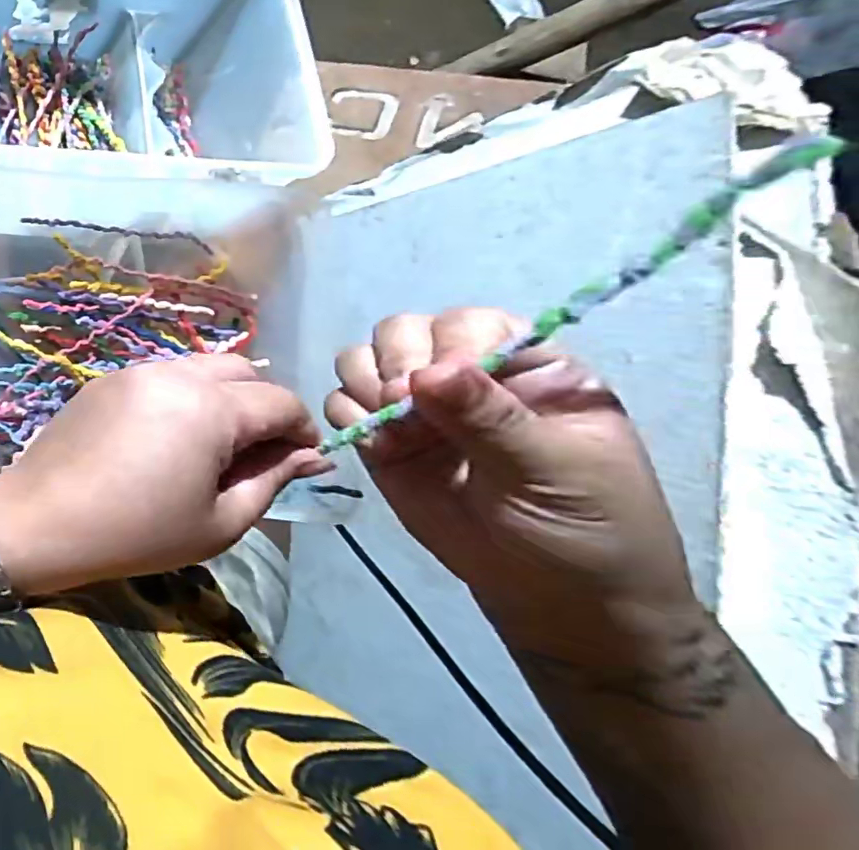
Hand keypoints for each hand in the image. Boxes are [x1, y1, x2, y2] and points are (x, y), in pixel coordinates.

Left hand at [0, 354, 330, 594]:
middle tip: (252, 454)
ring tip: (208, 447)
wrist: (41, 518)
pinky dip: (179, 395)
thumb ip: (271, 479)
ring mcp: (133, 371)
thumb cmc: (136, 531)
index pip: (280, 401)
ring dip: (219, 397)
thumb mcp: (219, 520)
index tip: (299, 461)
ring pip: (198, 368)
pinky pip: (159, 376)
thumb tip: (310, 455)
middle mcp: (172, 374)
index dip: (301, 430)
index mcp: (208, 406)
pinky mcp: (104, 380)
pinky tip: (164, 437)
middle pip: (242, 371)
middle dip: (261, 405)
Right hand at [325, 308, 701, 659]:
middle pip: (401, 332)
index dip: (446, 346)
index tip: (435, 386)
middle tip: (399, 406)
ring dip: (362, 385)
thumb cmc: (585, 529)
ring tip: (386, 429)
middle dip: (392, 363)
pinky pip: (340, 404)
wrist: (556, 602)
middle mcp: (464, 377)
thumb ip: (491, 418)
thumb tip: (430, 373)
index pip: (468, 324)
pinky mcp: (382, 439)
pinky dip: (346, 417)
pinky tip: (375, 447)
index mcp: (526, 368)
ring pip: (361, 361)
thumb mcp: (554, 471)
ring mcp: (417, 407)